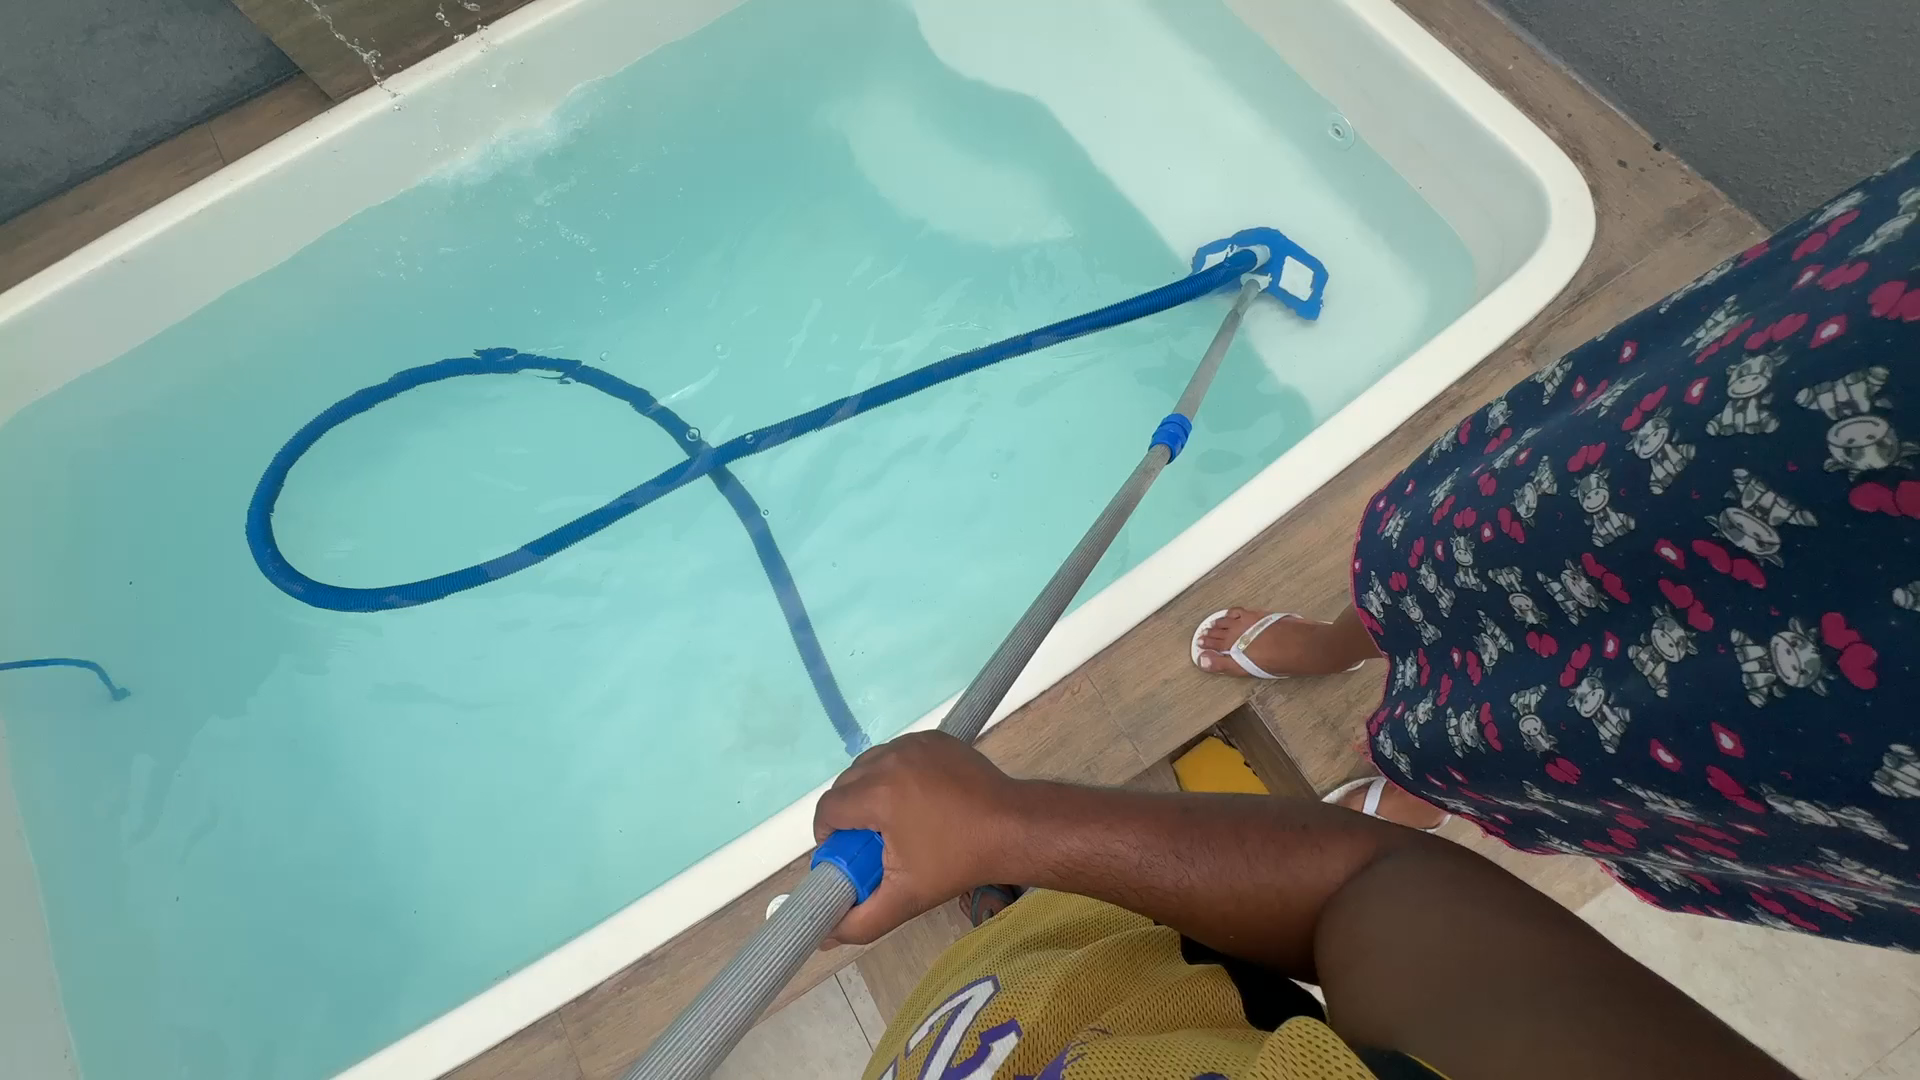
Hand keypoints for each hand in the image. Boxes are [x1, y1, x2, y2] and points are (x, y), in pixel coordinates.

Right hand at [813, 731, 1023, 945]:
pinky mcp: (934, 737)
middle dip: (848, 811)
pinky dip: (897, 770)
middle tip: (868, 840)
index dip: (828, 833)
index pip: (828, 808)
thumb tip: (825, 936)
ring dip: (870, 787)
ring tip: (892, 818)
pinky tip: (915, 795)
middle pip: (847, 783)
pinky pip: (898, 751)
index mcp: (878, 794)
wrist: (1011, 828)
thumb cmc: (956, 862)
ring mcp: (914, 743)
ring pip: (871, 763)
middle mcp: (890, 759)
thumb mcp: (905, 898)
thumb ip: (860, 921)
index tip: (844, 853)